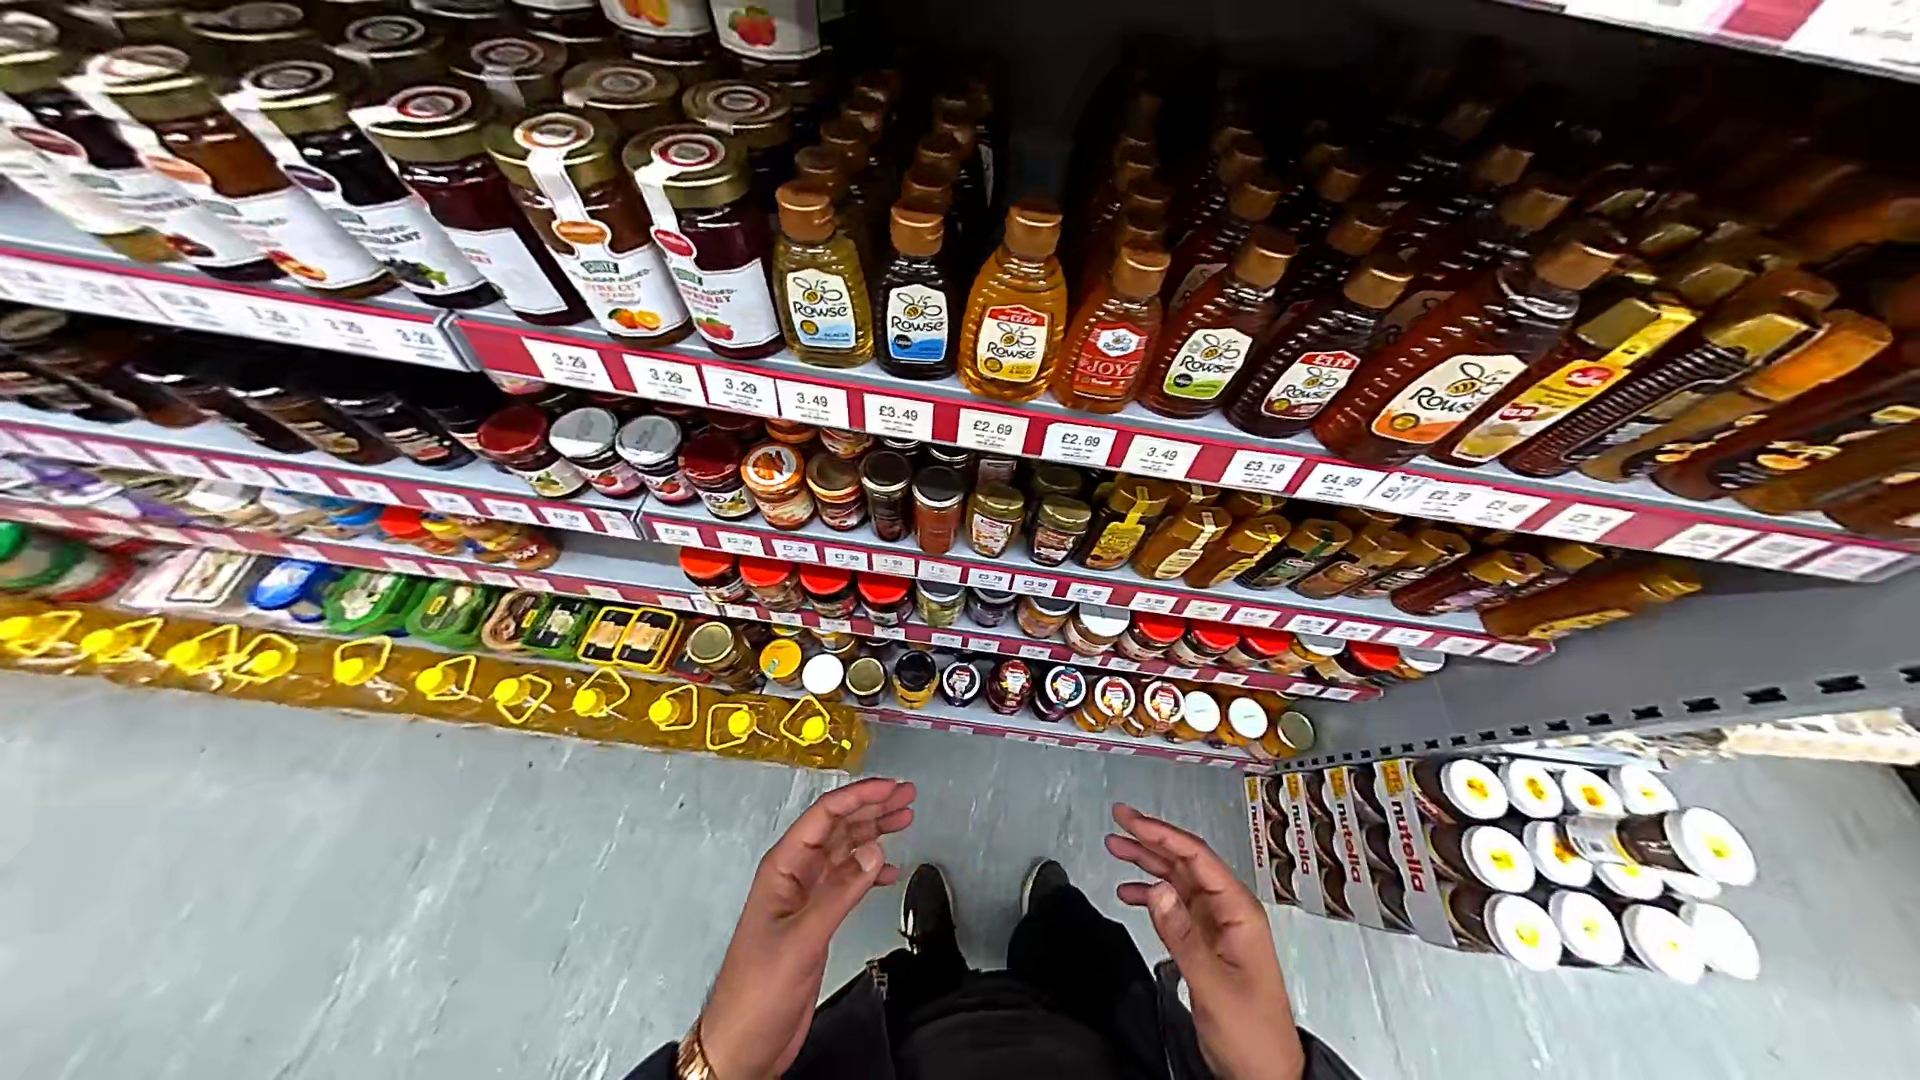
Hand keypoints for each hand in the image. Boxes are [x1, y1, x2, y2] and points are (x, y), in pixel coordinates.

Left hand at [699, 777, 915, 1078]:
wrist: (743, 1045)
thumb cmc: (755, 993)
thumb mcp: (801, 939)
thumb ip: (839, 892)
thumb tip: (874, 851)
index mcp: (784, 867)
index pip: (825, 816)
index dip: (859, 796)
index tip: (889, 787)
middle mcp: (797, 874)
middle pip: (839, 826)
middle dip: (873, 806)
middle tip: (904, 794)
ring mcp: (808, 895)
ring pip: (847, 849)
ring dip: (875, 831)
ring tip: (904, 817)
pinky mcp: (818, 917)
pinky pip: (850, 880)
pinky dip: (872, 870)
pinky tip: (890, 868)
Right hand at [1107, 803, 1303, 1079]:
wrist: (1268, 1079)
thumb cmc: (1253, 1036)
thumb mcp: (1214, 985)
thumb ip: (1183, 934)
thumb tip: (1156, 889)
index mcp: (1238, 911)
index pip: (1196, 857)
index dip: (1162, 834)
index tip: (1133, 821)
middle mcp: (1227, 910)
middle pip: (1184, 861)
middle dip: (1151, 838)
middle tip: (1120, 819)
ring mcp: (1214, 925)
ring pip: (1176, 879)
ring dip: (1146, 862)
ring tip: (1116, 846)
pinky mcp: (1203, 941)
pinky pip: (1172, 906)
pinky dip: (1149, 895)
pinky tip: (1129, 891)